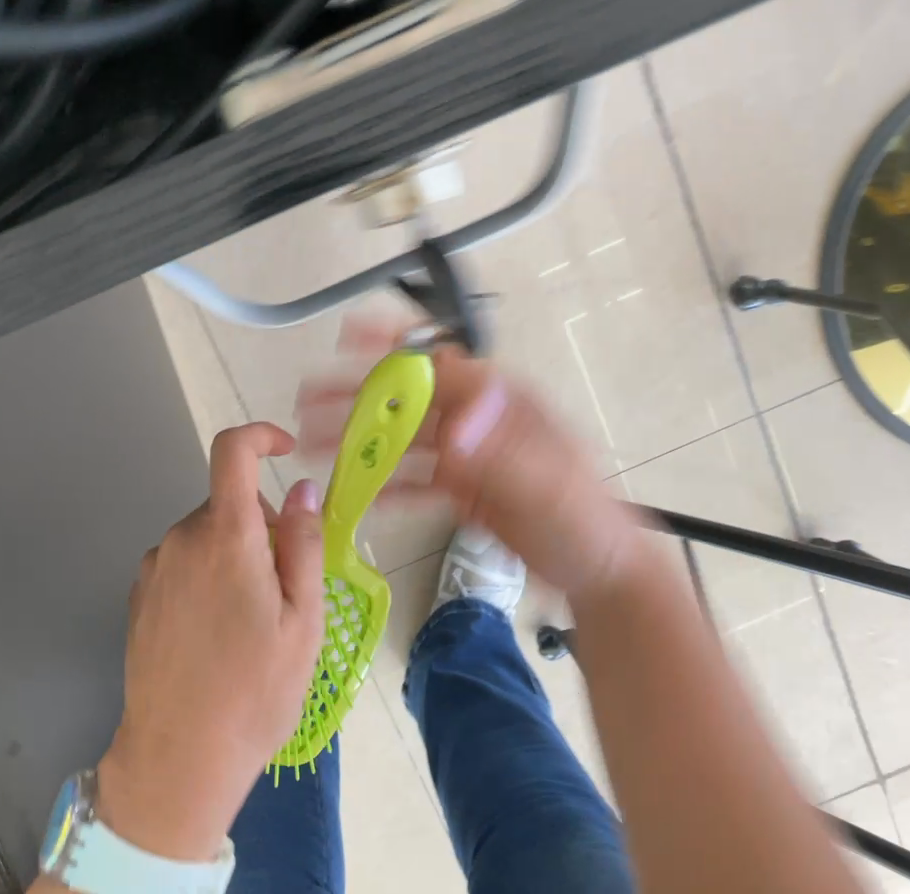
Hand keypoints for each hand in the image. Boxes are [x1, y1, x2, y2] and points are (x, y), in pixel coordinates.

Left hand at [96, 423, 324, 861]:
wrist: (178, 759)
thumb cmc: (255, 691)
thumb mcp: (303, 620)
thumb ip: (304, 544)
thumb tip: (302, 489)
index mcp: (225, 536)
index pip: (232, 451)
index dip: (261, 436)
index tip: (287, 452)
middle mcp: (180, 539)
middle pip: (228, 503)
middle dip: (263, 527)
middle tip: (285, 590)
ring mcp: (153, 568)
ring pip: (207, 536)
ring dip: (235, 556)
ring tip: (250, 624)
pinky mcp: (139, 597)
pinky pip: (183, 563)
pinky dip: (207, 577)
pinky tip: (216, 635)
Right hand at [295, 316, 652, 602]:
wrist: (601, 571)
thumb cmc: (586, 519)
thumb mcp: (550, 483)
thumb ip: (503, 453)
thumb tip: (452, 430)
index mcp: (502, 403)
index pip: (441, 365)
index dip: (395, 348)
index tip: (350, 337)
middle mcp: (478, 422)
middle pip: (409, 400)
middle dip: (359, 396)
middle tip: (308, 399)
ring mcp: (467, 458)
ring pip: (403, 441)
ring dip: (360, 440)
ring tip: (312, 443)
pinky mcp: (462, 492)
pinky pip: (413, 483)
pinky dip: (384, 486)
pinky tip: (354, 492)